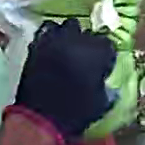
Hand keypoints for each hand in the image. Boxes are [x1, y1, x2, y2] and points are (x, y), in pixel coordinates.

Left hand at [10, 20, 116, 143]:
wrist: (40, 117)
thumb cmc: (74, 113)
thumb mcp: (100, 103)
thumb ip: (107, 88)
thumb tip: (108, 84)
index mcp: (96, 52)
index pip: (106, 42)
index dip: (105, 53)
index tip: (102, 63)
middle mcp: (76, 40)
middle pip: (86, 32)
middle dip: (86, 42)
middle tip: (84, 56)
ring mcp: (54, 39)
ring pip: (65, 26)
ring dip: (68, 35)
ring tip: (67, 47)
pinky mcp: (36, 43)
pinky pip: (45, 32)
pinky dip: (50, 36)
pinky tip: (50, 47)